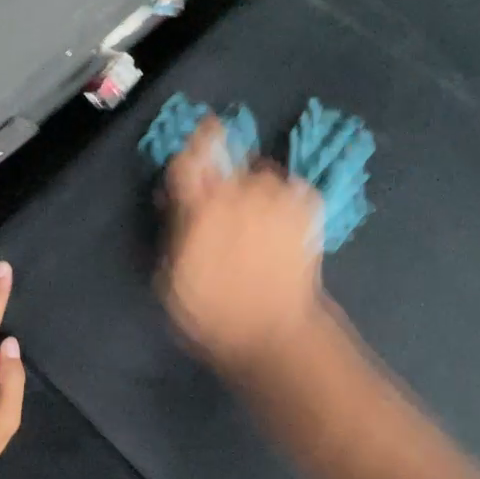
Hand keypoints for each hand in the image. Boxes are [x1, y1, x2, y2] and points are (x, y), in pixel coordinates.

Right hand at [161, 118, 325, 373]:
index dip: (192, 145)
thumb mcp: (171, 278)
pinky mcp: (308, 207)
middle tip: (223, 202)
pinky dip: (286, 199)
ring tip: (256, 217)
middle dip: (224, 172)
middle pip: (229, 159)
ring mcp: (278, 197)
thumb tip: (174, 198)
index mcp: (200, 206)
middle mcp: (240, 191)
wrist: (274, 334)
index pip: (191, 155)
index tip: (196, 144)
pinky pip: (292, 188)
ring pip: (262, 173)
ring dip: (256, 187)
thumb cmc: (211, 313)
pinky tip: (281, 224)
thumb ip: (174, 229)